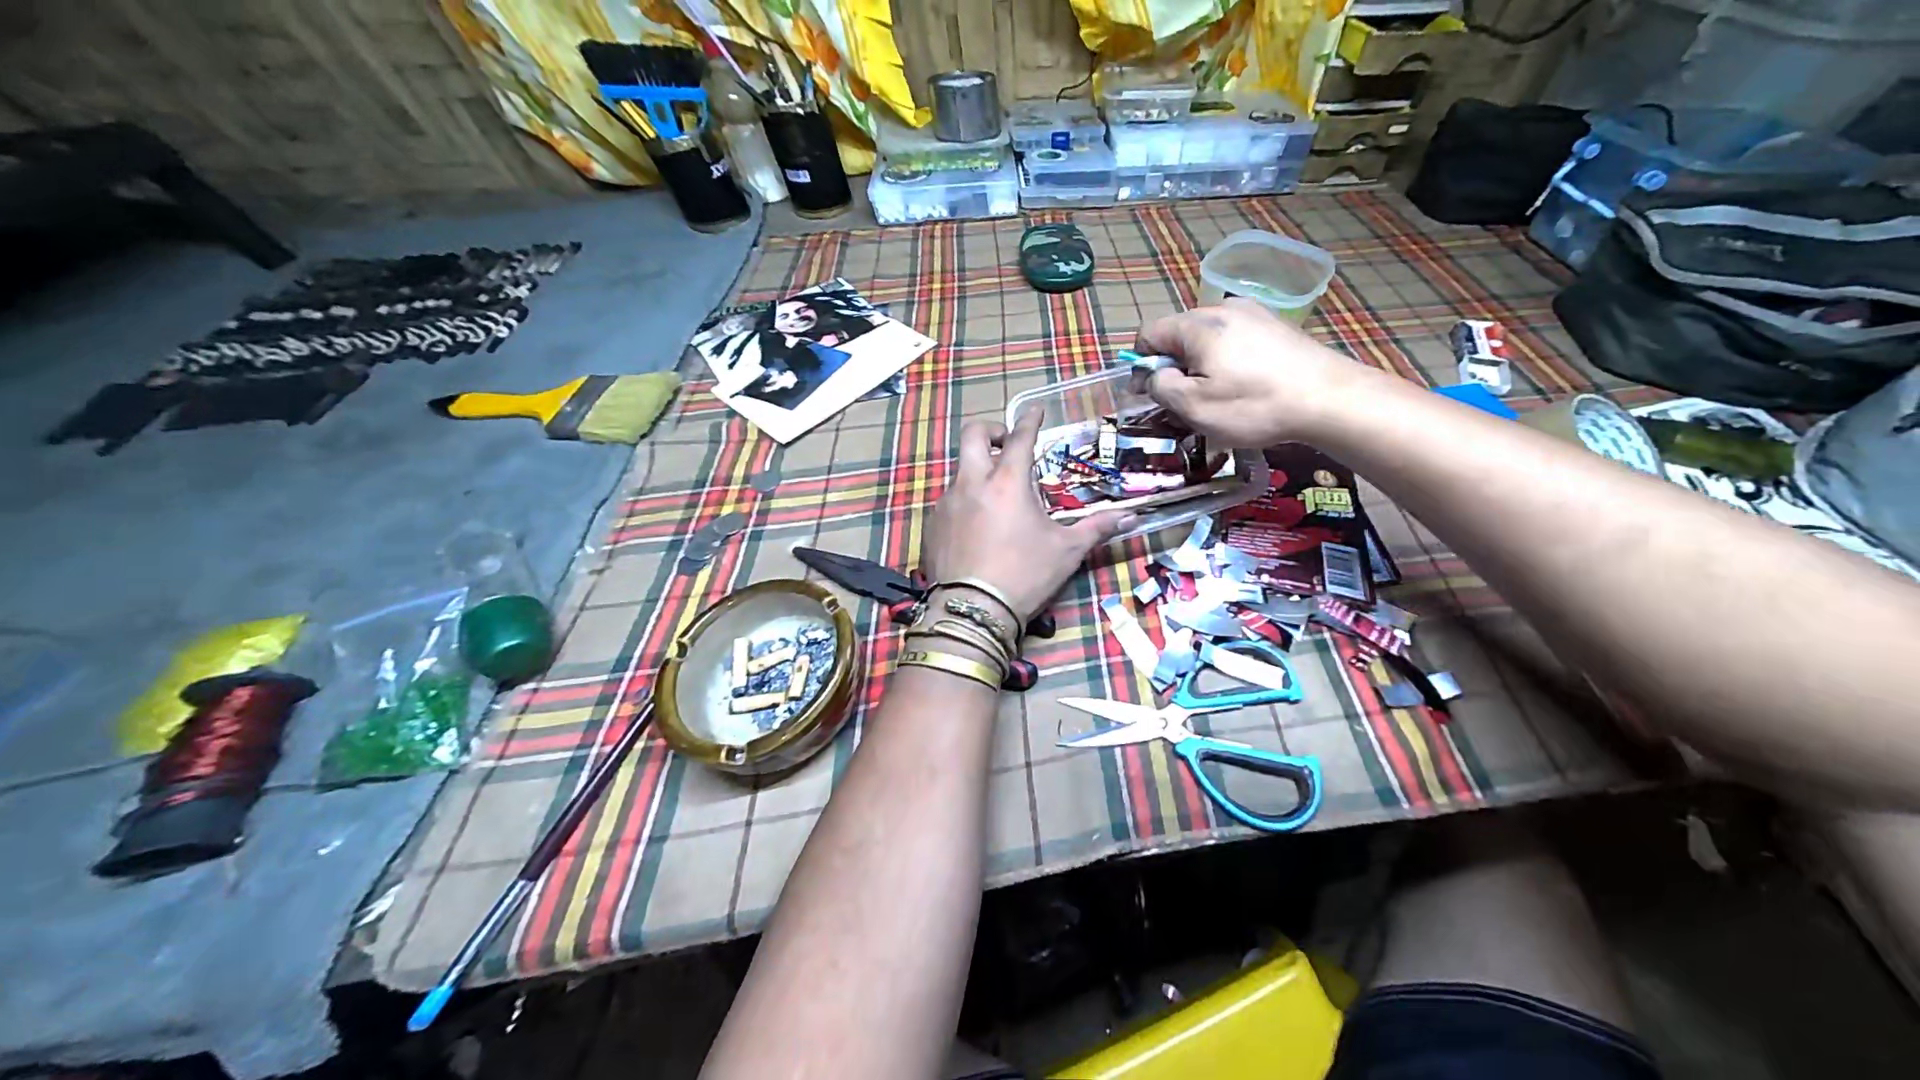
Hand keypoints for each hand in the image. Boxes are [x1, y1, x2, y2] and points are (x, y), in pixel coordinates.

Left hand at [920, 409, 1135, 622]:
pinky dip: (965, 501)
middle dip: (992, 430)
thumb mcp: (1066, 551)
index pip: (1021, 438)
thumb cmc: (1024, 575)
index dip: (1030, 420)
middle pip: (974, 434)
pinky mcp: (932, 524)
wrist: (972, 609)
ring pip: (960, 469)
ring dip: (979, 471)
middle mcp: (972, 483)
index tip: (1035, 409)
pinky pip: (949, 500)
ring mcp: (947, 502)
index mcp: (1007, 482)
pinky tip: (977, 526)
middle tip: (1009, 445)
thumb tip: (1132, 517)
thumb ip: (1097, 528)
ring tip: (998, 497)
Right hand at [1136, 299, 1366, 446]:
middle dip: (1173, 366)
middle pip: (1179, 334)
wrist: (1330, 399)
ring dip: (1201, 366)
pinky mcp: (1277, 326)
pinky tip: (1245, 388)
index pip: (1148, 332)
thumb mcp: (1194, 406)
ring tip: (1217, 398)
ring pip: (1208, 338)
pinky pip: (1235, 341)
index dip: (1140, 363)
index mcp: (1198, 324)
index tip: (1149, 393)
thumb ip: (1161, 387)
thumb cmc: (1254, 405)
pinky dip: (1228, 362)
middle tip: (1184, 402)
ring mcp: (1255, 314)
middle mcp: (1224, 308)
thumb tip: (1156, 375)